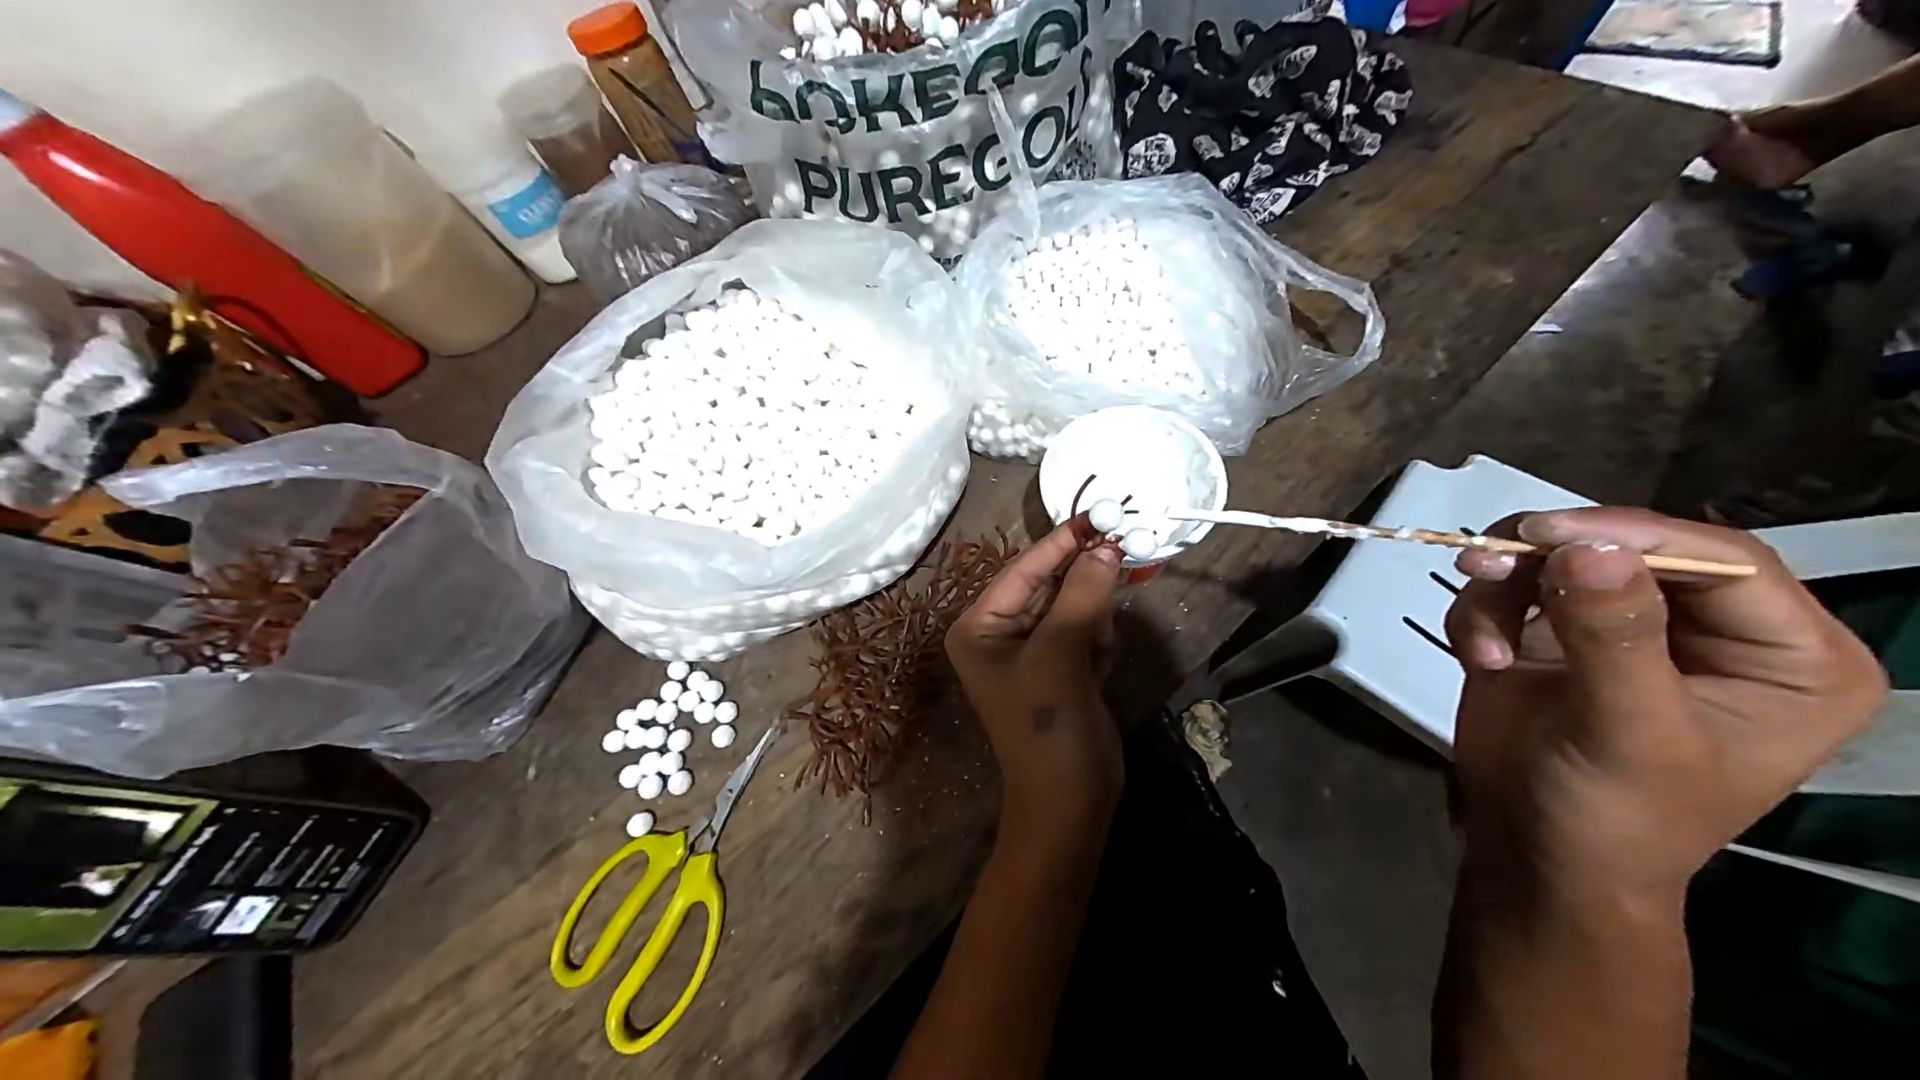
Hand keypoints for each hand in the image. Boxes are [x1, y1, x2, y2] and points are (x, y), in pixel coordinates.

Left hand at [947, 517, 1124, 835]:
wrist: (1070, 801)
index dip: (1064, 540)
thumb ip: (1083, 593)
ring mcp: (1032, 650)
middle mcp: (1000, 632)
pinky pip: (1086, 631)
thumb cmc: (1049, 726)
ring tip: (1096, 654)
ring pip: (1074, 605)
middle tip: (1130, 548)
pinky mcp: (1061, 667)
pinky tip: (1098, 670)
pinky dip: (1099, 642)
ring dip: (1095, 620)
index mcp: (980, 625)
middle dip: (1086, 578)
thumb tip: (1107, 544)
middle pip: (1051, 583)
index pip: (1024, 568)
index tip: (1105, 512)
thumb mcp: (1062, 653)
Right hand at [1444, 507, 1886, 896]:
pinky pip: (1512, 588)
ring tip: (1481, 643)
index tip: (1544, 534)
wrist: (1532, 847)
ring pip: (1558, 560)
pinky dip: (1481, 614)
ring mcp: (1623, 626)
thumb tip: (1589, 548)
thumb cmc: (1614, 814)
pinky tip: (1479, 659)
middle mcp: (1709, 631)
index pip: (1723, 563)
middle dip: (1550, 557)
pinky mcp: (1553, 631)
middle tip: (1484, 564)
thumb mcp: (1629, 731)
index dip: (1635, 537)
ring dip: (1503, 590)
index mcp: (1784, 658)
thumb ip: (1617, 638)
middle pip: (1630, 549)